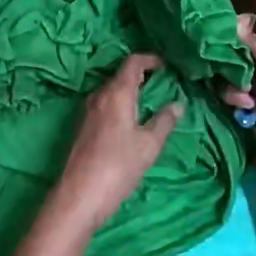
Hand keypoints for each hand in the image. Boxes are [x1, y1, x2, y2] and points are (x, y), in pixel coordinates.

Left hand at [54, 54, 183, 228]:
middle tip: (162, 84)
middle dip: (142, 75)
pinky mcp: (83, 126)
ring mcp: (88, 110)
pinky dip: (120, 103)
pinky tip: (130, 121)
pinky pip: (105, 104)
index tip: (166, 65)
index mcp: (116, 92)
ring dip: (130, 91)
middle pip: (121, 74)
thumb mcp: (148, 145)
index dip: (150, 59)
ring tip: (150, 102)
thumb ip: (164, 120)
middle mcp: (99, 95)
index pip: (132, 62)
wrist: (78, 196)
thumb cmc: (118, 166)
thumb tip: (178, 103)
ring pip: (112, 90)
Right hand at [223, 15, 255, 190]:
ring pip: (230, 72)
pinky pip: (230, 94)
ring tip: (245, 94)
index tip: (220, 30)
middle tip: (222, 61)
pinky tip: (244, 107)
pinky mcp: (247, 108)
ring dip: (232, 80)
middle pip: (239, 51)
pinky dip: (232, 97)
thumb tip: (235, 20)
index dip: (238, 28)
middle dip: (230, 56)